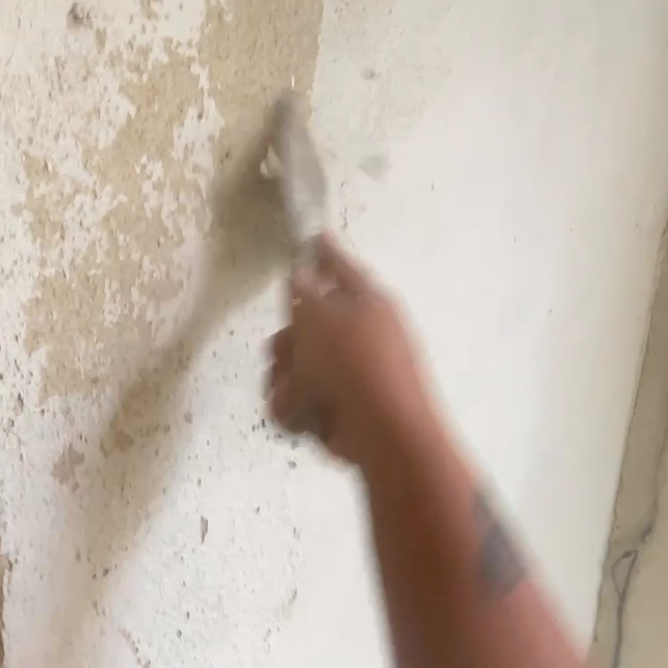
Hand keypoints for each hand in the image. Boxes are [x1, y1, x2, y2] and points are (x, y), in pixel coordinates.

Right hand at [267, 235, 438, 467]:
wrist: (382, 432)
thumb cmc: (352, 365)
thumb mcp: (319, 318)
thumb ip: (303, 291)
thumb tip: (300, 270)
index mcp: (364, 303)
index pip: (338, 267)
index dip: (322, 252)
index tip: (313, 235)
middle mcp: (357, 334)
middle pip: (300, 328)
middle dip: (285, 349)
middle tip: (286, 358)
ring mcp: (347, 373)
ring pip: (291, 370)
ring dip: (287, 386)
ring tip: (303, 400)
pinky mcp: (336, 408)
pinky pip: (297, 401)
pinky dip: (297, 411)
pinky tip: (308, 418)